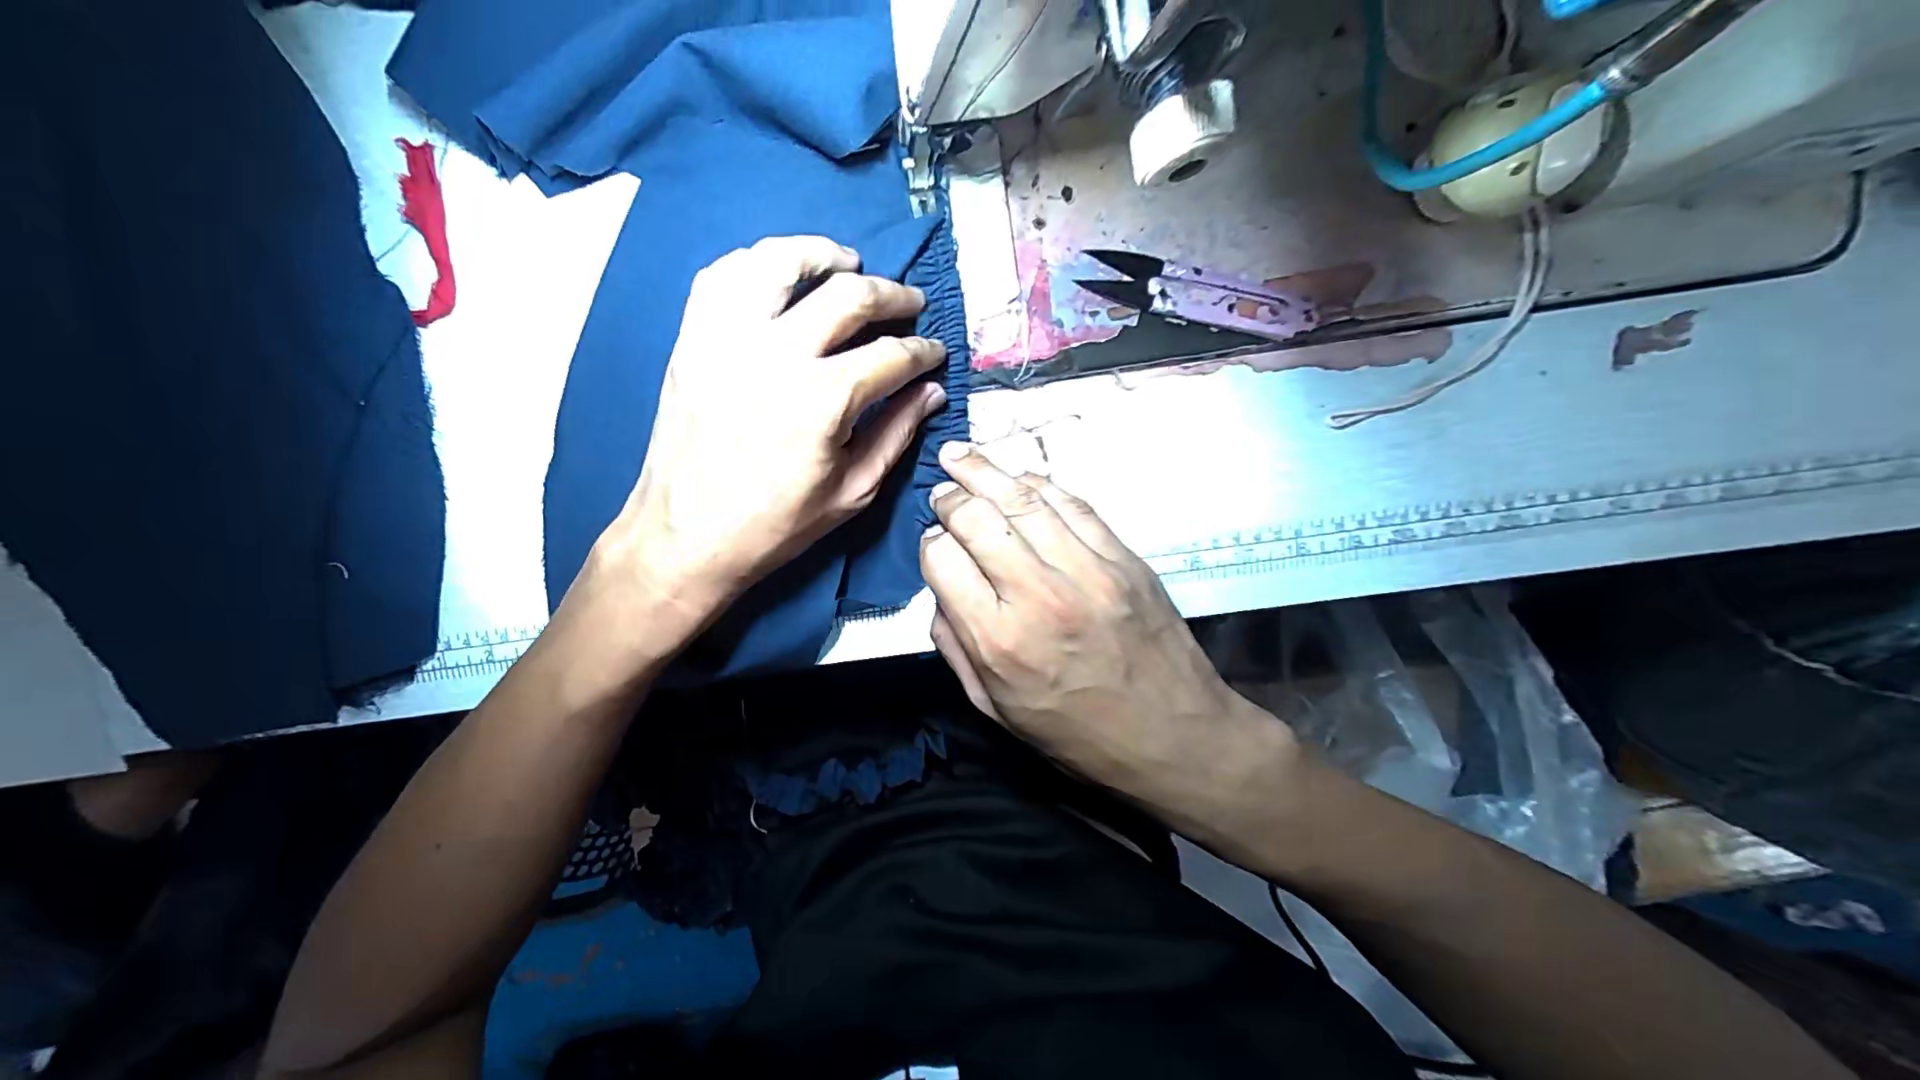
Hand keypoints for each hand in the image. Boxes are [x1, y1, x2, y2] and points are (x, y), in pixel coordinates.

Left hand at [584, 235, 947, 644]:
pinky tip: (780, 274)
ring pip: (781, 263)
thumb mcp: (852, 491)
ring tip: (847, 263)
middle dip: (894, 296)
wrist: (685, 537)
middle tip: (911, 303)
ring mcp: (727, 339)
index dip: (923, 350)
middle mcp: (777, 354)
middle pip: (849, 296)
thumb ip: (896, 434)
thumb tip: (931, 391)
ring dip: (823, 254)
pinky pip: (723, 276)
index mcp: (823, 399)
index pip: (891, 354)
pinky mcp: (692, 339)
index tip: (934, 352)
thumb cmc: (774, 525)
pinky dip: (756, 263)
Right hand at [919, 443, 1294, 815]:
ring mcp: (1086, 570)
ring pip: (1024, 499)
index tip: (935, 543)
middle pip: (978, 519)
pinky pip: (1074, 505)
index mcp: (998, 639)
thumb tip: (942, 591)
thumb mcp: (995, 708)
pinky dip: (1041, 485)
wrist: (1172, 736)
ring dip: (986, 472)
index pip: (942, 559)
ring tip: (962, 457)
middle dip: (951, 497)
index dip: (931, 543)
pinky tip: (1021, 478)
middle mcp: (1037, 594)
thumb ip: (956, 647)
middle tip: (942, 490)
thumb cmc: (1076, 733)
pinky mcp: (1123, 558)